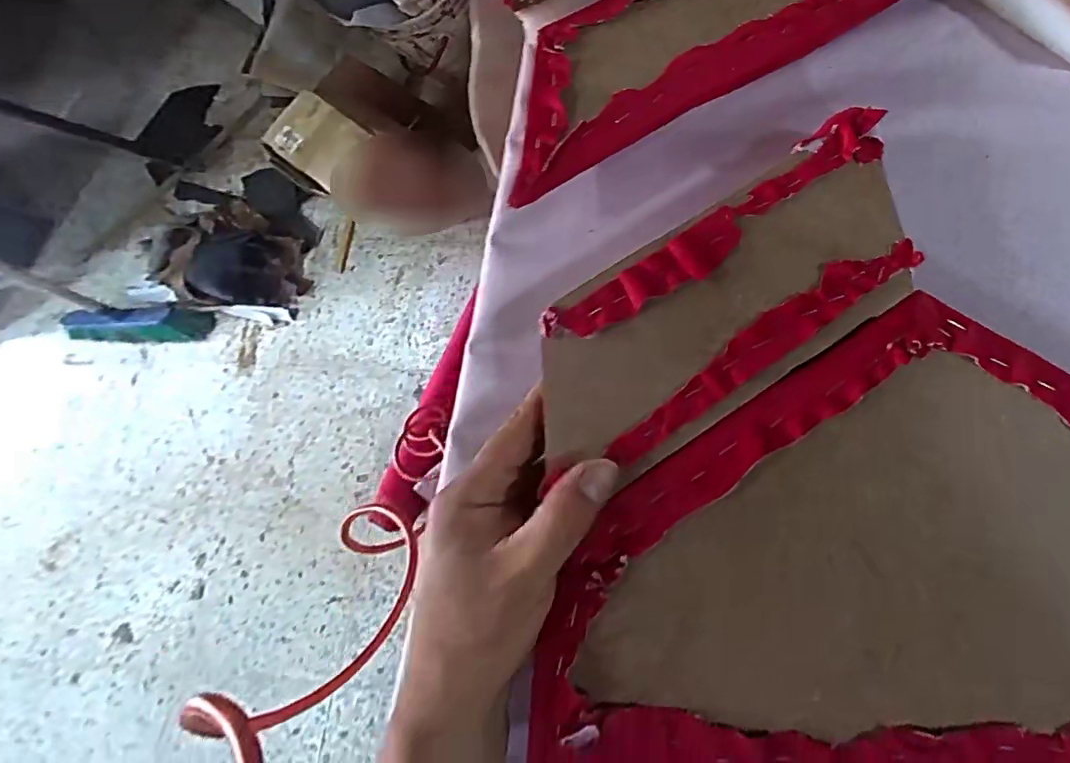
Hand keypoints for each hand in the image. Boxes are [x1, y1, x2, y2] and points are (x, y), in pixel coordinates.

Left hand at [381, 389, 618, 762]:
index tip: (587, 369)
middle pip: (529, 449)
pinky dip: (567, 489)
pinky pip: (539, 501)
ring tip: (616, 433)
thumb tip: (607, 463)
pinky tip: (597, 484)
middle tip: (618, 402)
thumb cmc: (479, 632)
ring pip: (536, 476)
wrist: (450, 701)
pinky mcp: (502, 541)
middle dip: (571, 426)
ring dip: (572, 459)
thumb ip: (566, 514)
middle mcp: (476, 499)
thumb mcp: (527, 571)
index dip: (550, 398)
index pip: (517, 432)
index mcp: (469, 495)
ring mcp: (488, 521)